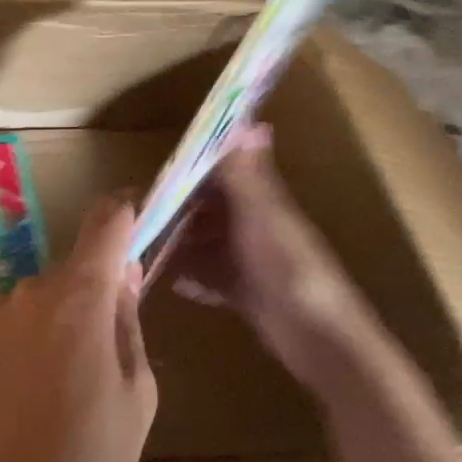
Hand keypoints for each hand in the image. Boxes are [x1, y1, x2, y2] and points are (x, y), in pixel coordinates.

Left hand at [0, 198, 156, 461]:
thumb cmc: (92, 453)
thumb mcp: (137, 393)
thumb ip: (128, 322)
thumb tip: (123, 275)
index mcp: (82, 298)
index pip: (104, 227)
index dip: (121, 211)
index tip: (133, 205)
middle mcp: (33, 288)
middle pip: (73, 272)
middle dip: (91, 294)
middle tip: (103, 347)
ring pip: (40, 298)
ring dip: (55, 319)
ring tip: (61, 380)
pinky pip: (11, 319)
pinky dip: (24, 336)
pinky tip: (26, 383)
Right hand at [156, 123, 373, 384]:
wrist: (320, 342)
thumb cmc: (289, 269)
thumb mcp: (261, 215)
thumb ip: (246, 174)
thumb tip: (249, 119)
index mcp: (262, 204)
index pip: (226, 174)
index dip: (196, 167)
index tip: (161, 165)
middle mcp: (256, 228)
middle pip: (212, 209)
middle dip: (181, 206)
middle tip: (141, 208)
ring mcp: (251, 263)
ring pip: (208, 242)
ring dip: (182, 241)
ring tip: (145, 242)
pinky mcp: (246, 294)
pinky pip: (212, 279)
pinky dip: (192, 278)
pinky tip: (170, 280)